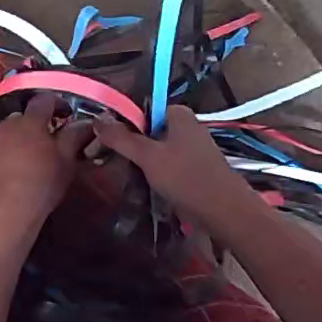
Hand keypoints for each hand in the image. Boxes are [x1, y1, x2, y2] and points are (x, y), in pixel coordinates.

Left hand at [0, 94, 91, 229]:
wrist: (5, 211)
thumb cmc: (42, 184)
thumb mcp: (67, 161)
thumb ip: (75, 137)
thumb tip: (83, 123)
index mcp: (30, 122)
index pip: (44, 100)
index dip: (56, 104)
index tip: (65, 114)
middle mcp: (6, 125)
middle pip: (22, 118)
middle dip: (34, 126)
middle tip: (46, 143)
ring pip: (4, 134)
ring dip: (15, 141)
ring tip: (25, 160)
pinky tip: (6, 173)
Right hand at [91, 105, 241, 223]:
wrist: (225, 212)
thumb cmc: (185, 177)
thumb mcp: (147, 156)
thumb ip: (121, 138)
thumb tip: (97, 120)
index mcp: (180, 115)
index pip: (146, 109)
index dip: (127, 122)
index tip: (110, 138)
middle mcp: (189, 128)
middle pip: (151, 130)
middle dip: (134, 143)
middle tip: (114, 158)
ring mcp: (195, 150)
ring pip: (160, 150)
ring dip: (144, 161)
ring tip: (127, 174)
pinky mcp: (197, 170)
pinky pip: (169, 166)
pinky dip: (157, 174)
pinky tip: (146, 186)